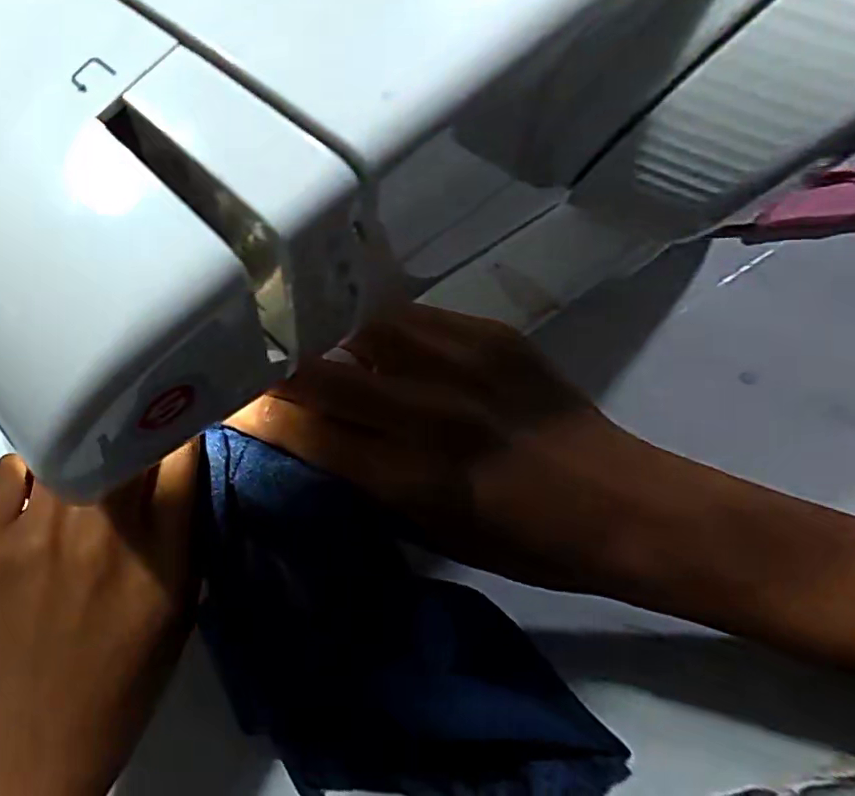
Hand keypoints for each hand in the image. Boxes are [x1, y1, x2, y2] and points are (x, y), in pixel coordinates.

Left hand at [0, 444, 200, 795]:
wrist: (29, 746)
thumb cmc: (115, 687)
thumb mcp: (174, 616)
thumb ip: (180, 537)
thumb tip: (174, 465)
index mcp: (158, 558)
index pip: (177, 454)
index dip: (173, 428)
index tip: (165, 422)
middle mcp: (99, 531)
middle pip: (119, 435)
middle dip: (126, 428)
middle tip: (119, 436)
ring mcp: (35, 529)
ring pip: (61, 440)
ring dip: (74, 447)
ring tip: (73, 466)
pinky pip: (10, 467)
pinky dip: (25, 472)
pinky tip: (30, 499)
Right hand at [226, 303, 673, 594]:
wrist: (632, 507)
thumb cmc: (521, 541)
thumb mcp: (425, 530)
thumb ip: (352, 477)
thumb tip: (289, 433)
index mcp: (411, 476)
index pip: (299, 430)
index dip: (250, 413)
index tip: (222, 400)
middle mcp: (429, 414)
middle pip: (314, 373)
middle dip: (265, 365)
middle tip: (238, 356)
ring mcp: (460, 364)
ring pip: (350, 326)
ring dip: (312, 330)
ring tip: (287, 327)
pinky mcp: (486, 333)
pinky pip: (400, 313)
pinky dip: (366, 323)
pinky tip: (357, 328)